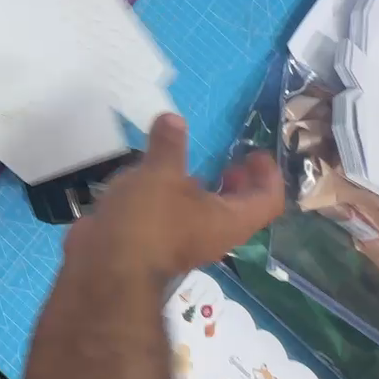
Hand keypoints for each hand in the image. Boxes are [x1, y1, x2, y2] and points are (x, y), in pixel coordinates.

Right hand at [66, 114, 284, 285]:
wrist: (110, 261)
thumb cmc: (148, 218)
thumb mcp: (159, 174)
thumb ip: (168, 146)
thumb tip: (174, 118)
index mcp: (230, 219)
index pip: (267, 199)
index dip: (268, 175)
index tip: (255, 153)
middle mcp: (215, 233)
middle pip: (239, 209)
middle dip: (237, 184)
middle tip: (230, 162)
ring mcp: (185, 239)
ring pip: (206, 213)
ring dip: (203, 190)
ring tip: (186, 168)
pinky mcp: (156, 240)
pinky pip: (176, 216)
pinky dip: (173, 198)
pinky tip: (148, 185)